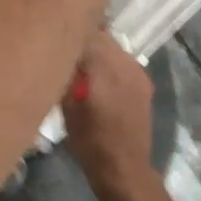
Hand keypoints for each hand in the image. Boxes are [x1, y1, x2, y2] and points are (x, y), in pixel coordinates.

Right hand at [62, 31, 153, 193]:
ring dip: (99, 52)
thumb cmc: (88, 141)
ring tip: (82, 66)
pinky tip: (100, 80)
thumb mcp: (67, 107)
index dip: (70, 34)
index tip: (55, 40)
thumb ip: (67, 74)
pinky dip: (110, 64)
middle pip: (103, 38)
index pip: (86, 35)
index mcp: (103, 67)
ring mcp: (138, 72)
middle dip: (85, 41)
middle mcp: (124, 63)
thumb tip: (62, 52)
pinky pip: (124, 62)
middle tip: (66, 52)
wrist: (124, 166)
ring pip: (115, 49)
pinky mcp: (145, 83)